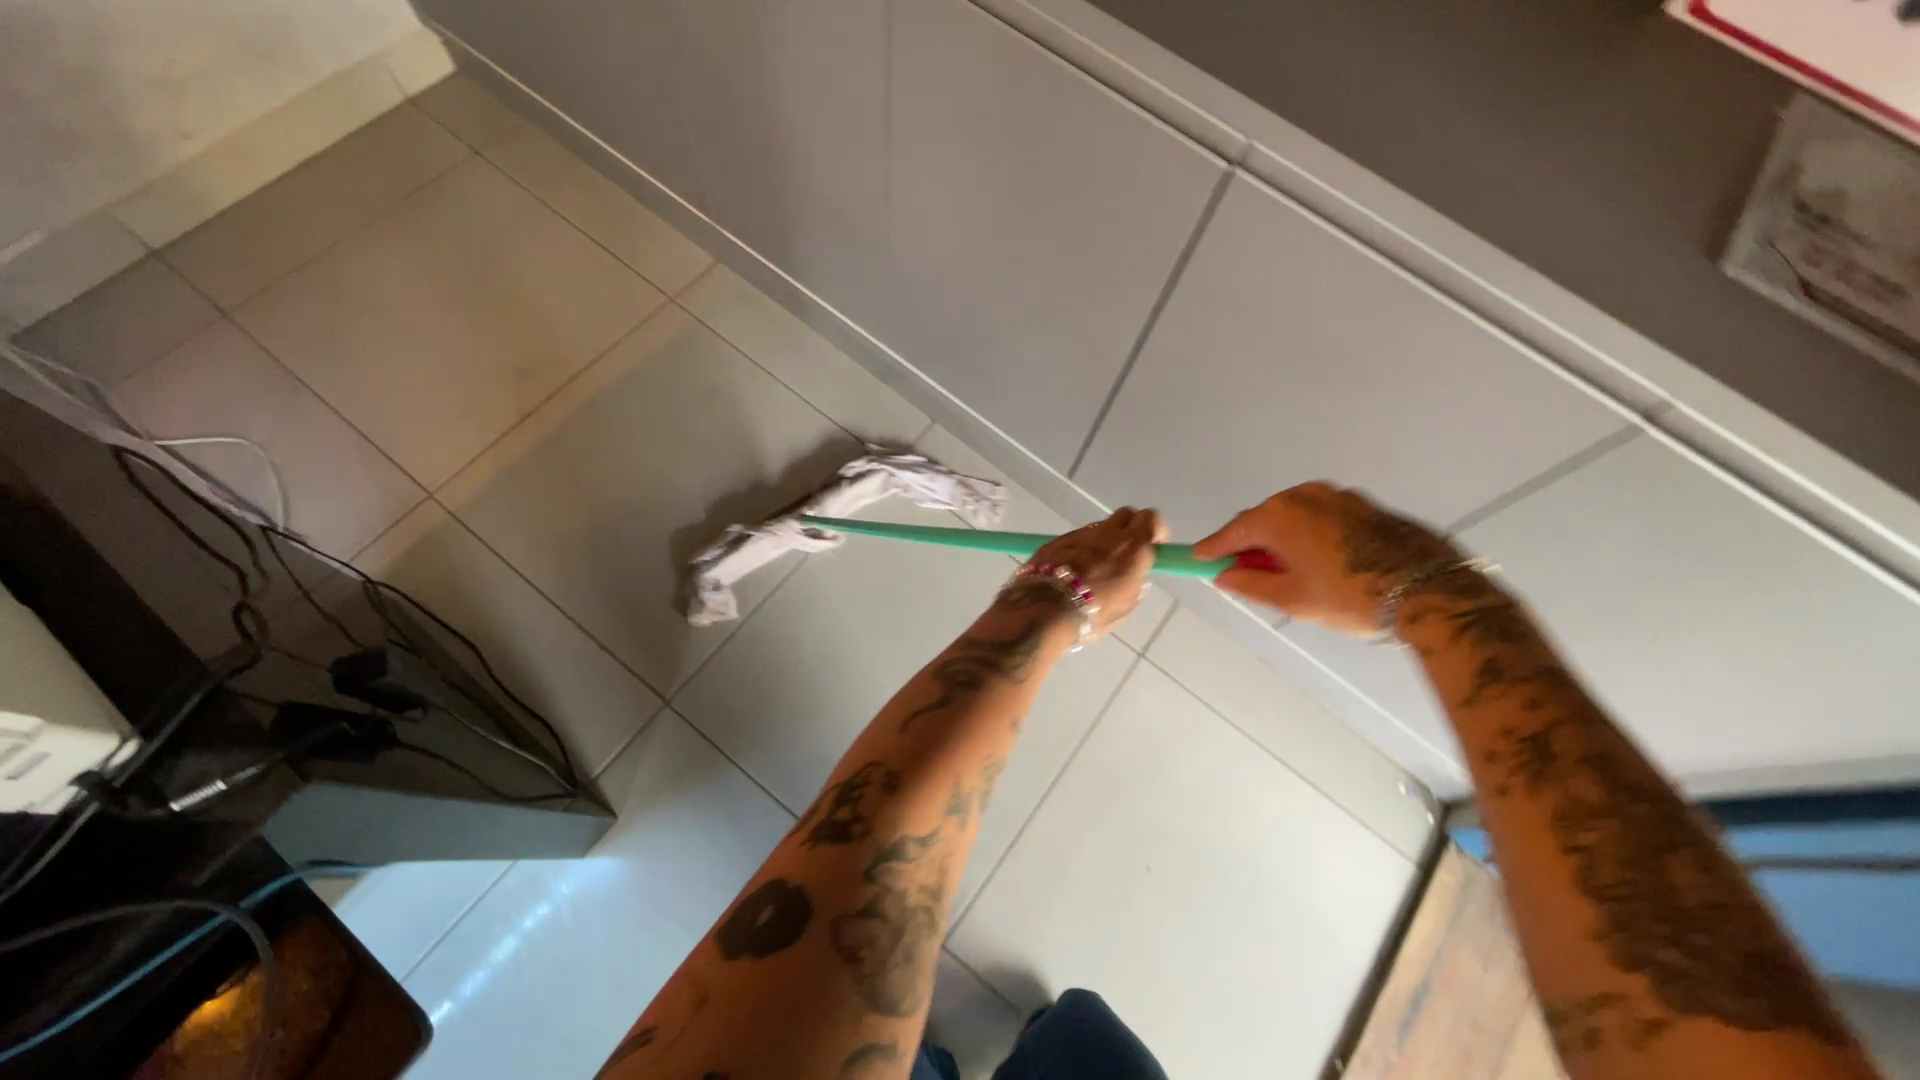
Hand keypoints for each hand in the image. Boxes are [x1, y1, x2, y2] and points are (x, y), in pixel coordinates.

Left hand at [1016, 507, 1166, 638]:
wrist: (1044, 609)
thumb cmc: (1093, 613)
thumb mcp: (1126, 605)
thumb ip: (1134, 582)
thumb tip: (1133, 576)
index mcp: (1133, 549)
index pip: (1153, 519)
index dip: (1155, 530)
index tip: (1154, 545)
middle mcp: (1109, 534)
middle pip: (1127, 515)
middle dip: (1131, 529)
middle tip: (1126, 552)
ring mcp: (1082, 533)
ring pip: (1100, 526)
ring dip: (1104, 539)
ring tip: (1096, 564)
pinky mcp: (1058, 538)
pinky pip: (1077, 537)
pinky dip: (1081, 547)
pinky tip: (1073, 568)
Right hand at [1192, 483, 1456, 635]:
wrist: (1430, 590)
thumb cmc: (1350, 597)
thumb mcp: (1292, 599)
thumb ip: (1249, 584)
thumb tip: (1224, 575)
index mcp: (1279, 516)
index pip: (1233, 532)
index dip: (1213, 549)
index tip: (1197, 560)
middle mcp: (1304, 495)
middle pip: (1263, 520)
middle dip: (1251, 545)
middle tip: (1246, 574)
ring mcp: (1339, 496)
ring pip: (1295, 517)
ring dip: (1284, 540)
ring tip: (1290, 573)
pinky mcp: (1366, 505)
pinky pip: (1323, 518)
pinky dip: (1312, 535)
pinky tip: (1322, 562)